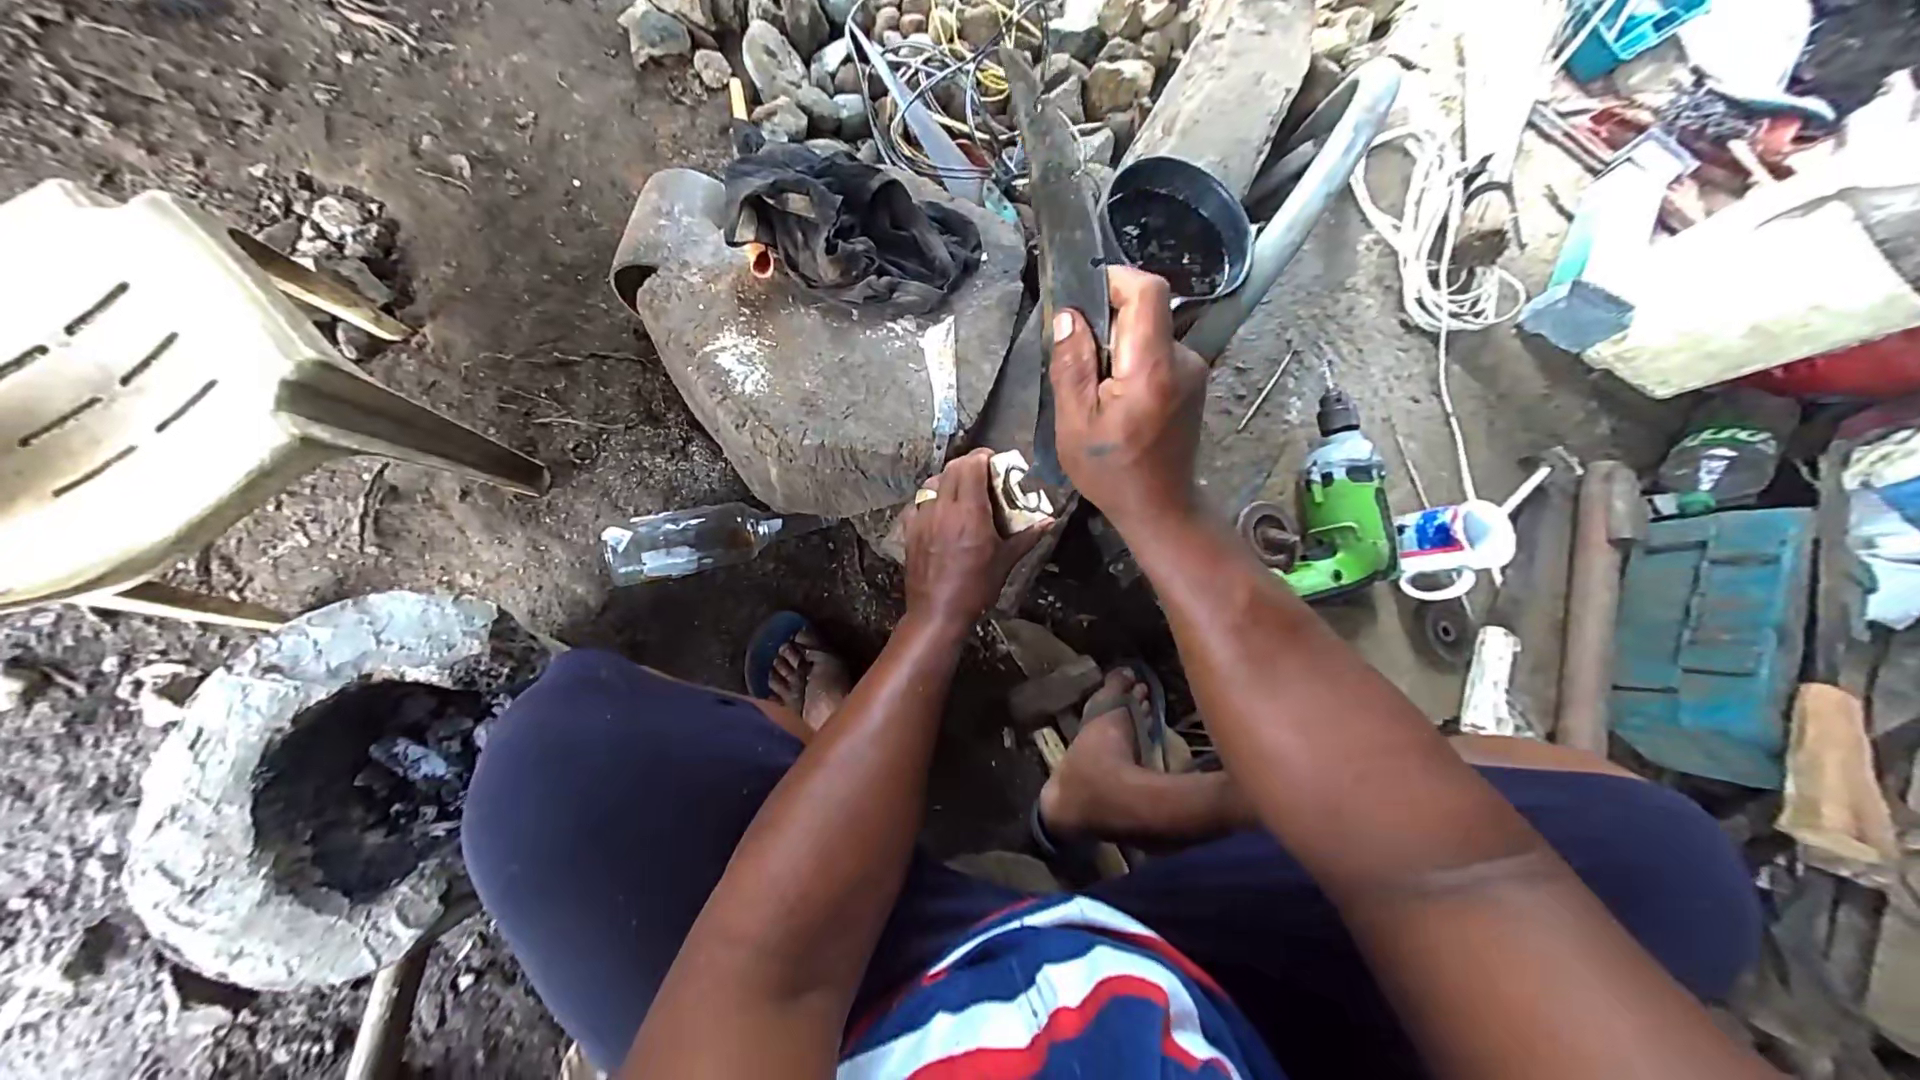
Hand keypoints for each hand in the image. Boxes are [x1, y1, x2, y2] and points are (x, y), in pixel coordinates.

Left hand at [903, 449, 1049, 628]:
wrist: (938, 612)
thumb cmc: (976, 588)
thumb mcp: (1006, 561)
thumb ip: (1027, 536)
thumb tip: (1049, 520)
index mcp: (970, 512)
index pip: (972, 466)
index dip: (983, 457)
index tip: (994, 460)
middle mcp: (944, 509)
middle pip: (952, 468)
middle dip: (967, 464)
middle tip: (981, 472)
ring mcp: (923, 519)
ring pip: (932, 482)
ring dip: (947, 478)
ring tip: (960, 489)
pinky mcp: (910, 531)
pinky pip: (917, 503)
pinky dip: (929, 499)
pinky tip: (938, 510)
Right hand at [1050, 267, 1208, 529]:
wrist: (1160, 507)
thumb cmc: (1111, 472)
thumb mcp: (1075, 424)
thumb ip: (1072, 366)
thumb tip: (1068, 315)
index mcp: (1153, 369)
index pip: (1147, 291)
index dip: (1115, 280)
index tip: (1083, 297)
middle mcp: (1183, 360)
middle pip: (1146, 310)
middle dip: (1108, 322)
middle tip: (1079, 361)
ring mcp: (1193, 370)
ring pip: (1149, 332)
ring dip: (1119, 346)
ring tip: (1097, 389)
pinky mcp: (1192, 380)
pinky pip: (1157, 351)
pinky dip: (1133, 361)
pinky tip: (1117, 398)